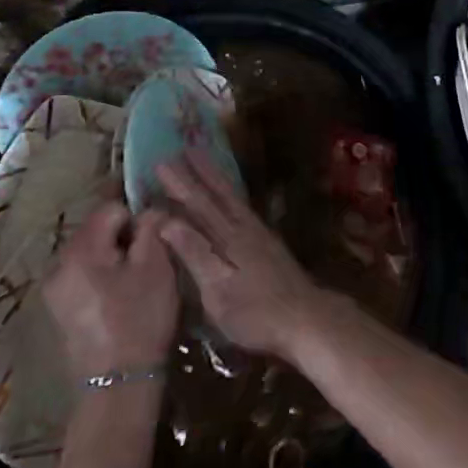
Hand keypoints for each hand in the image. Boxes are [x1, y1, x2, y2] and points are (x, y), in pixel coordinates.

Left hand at [44, 202, 178, 373]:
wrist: (118, 384)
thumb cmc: (141, 318)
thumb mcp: (156, 264)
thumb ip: (152, 226)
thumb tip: (149, 210)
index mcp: (80, 250)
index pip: (111, 207)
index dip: (138, 217)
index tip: (156, 238)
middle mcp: (58, 264)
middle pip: (96, 229)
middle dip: (125, 236)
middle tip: (151, 258)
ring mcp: (55, 290)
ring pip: (91, 253)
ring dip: (115, 256)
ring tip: (139, 277)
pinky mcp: (60, 311)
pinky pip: (84, 276)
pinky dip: (104, 276)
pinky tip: (122, 296)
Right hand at [152, 152, 331, 358]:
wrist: (305, 318)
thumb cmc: (256, 312)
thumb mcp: (218, 291)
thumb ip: (196, 254)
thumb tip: (167, 221)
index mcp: (229, 238)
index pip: (199, 205)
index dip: (181, 185)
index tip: (162, 163)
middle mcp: (244, 228)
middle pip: (218, 194)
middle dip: (199, 172)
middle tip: (184, 148)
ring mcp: (259, 234)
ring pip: (233, 197)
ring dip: (217, 179)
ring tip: (205, 160)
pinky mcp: (268, 243)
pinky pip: (243, 206)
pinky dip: (232, 194)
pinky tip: (231, 197)